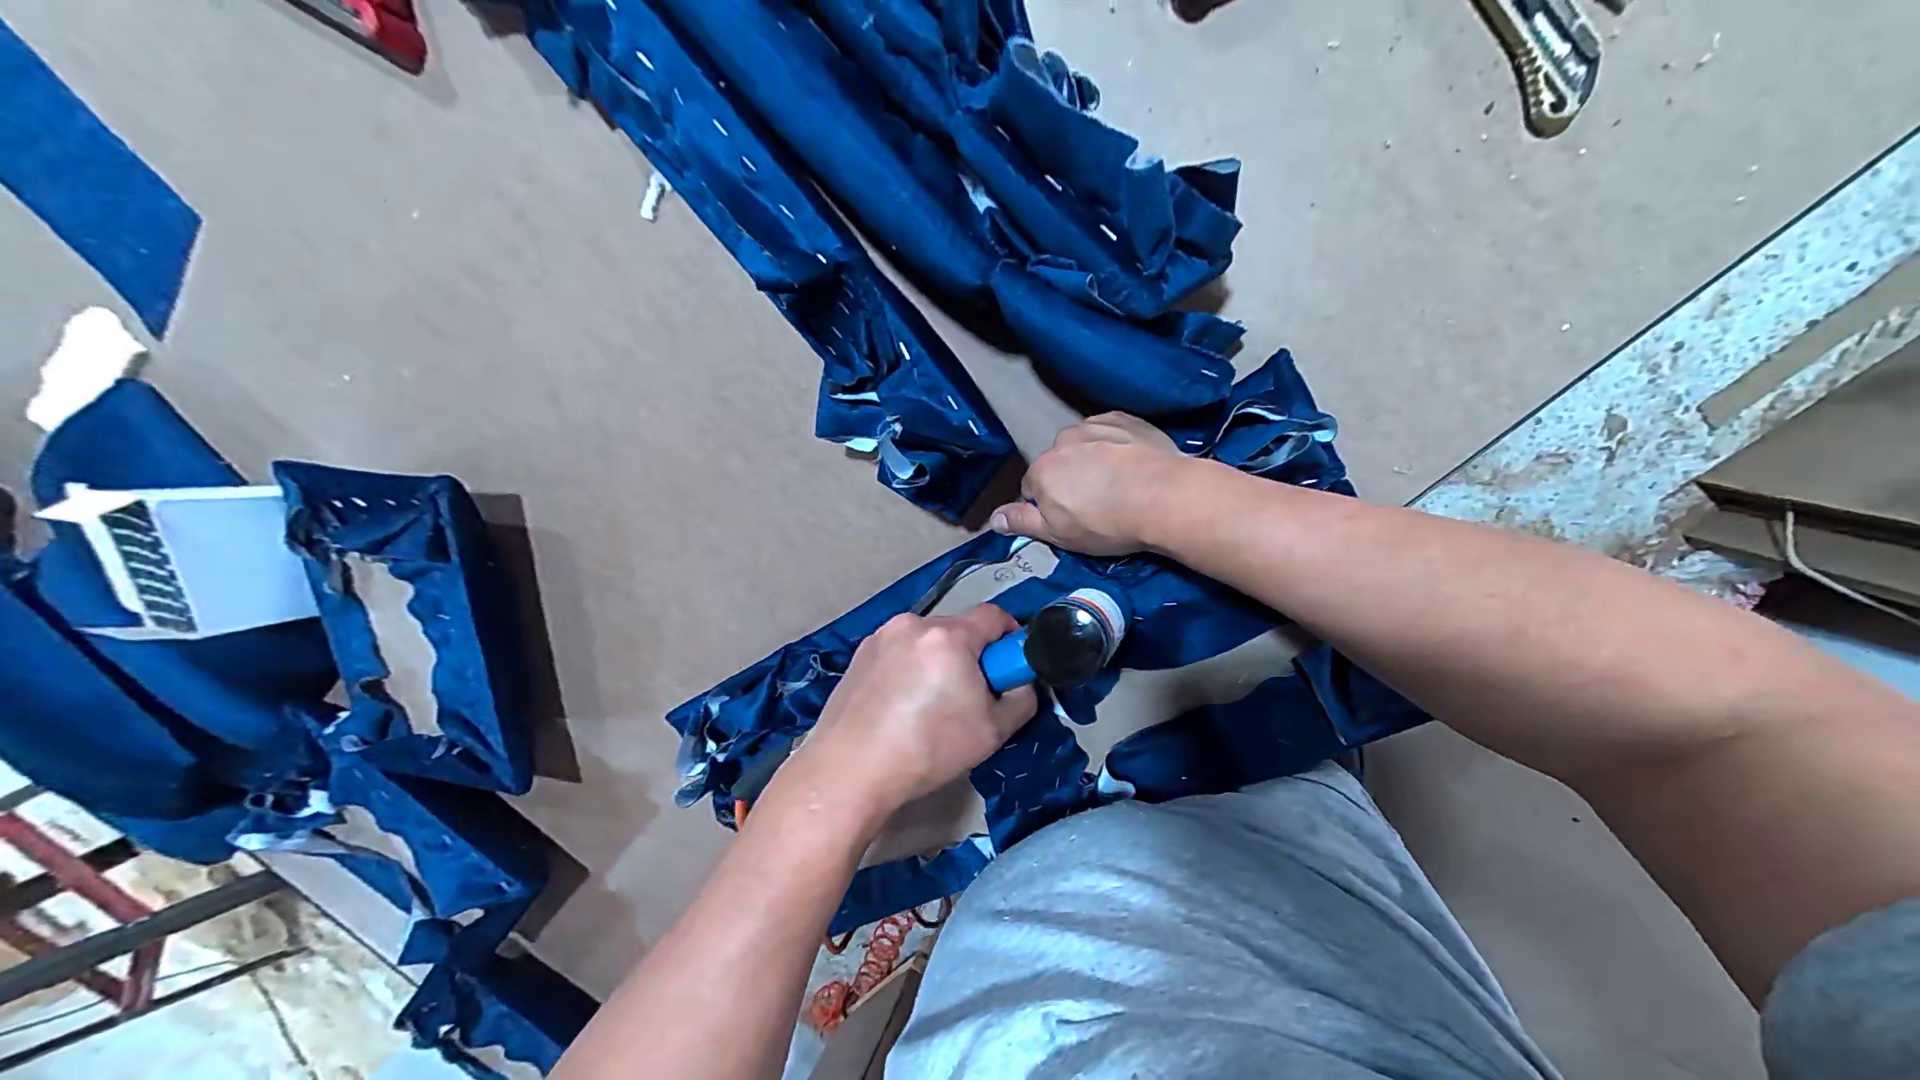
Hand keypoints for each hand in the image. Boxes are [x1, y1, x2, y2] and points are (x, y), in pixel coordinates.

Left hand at [788, 605, 1037, 826]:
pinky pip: (900, 653)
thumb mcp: (994, 731)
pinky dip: (910, 671)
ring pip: (928, 642)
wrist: (850, 770)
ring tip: (931, 709)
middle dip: (973, 657)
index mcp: (948, 636)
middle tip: (971, 698)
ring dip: (940, 664)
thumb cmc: (926, 750)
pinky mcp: (860, 655)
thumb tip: (1019, 683)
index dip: (1012, 639)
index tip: (1009, 670)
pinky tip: (901, 709)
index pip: (996, 616)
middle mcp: (913, 625)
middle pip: (959, 629)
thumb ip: (1021, 698)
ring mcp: (881, 638)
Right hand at [989, 412, 1195, 555]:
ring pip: (1084, 445)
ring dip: (1093, 459)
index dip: (1050, 505)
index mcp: (1042, 470)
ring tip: (1119, 483)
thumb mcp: (1059, 534)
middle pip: (1059, 463)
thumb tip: (994, 518)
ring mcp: (1095, 425)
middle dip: (1071, 478)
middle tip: (1099, 503)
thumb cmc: (1107, 523)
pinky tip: (1132, 463)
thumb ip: (1023, 522)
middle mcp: (1062, 441)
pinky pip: (1110, 431)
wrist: (1164, 497)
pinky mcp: (1125, 419)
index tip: (1073, 518)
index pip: (1033, 488)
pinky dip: (1116, 444)